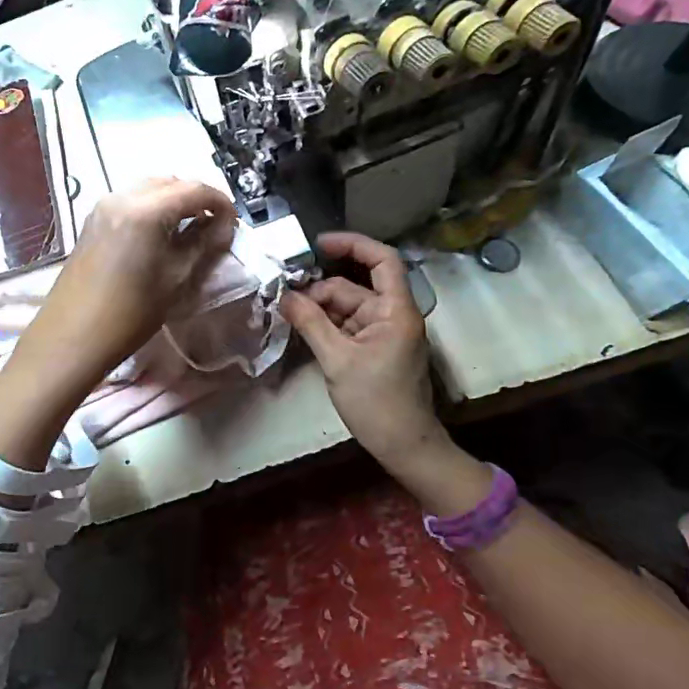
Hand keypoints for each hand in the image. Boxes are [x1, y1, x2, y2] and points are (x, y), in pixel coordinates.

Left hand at [0, 178, 234, 469]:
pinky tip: (161, 235)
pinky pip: (131, 201)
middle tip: (214, 226)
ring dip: (174, 202)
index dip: (222, 203)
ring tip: (190, 231)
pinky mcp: (92, 221)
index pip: (196, 190)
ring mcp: (103, 207)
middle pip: (171, 183)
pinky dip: (153, 209)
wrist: (73, 337)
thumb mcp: (177, 279)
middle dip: (197, 198)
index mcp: (146, 209)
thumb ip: (203, 244)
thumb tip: (222, 226)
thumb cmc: (131, 313)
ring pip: (150, 189)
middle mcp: (122, 197)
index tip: (234, 225)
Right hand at [280, 233, 488, 512]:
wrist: (403, 444)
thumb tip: (284, 295)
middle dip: (320, 290)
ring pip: (347, 308)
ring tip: (287, 314)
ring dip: (319, 310)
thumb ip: (311, 323)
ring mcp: (383, 333)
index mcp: (395, 310)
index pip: (382, 260)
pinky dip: (326, 326)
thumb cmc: (377, 401)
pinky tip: (302, 329)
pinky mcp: (374, 349)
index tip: (318, 244)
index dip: (352, 245)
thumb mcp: (338, 360)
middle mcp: (392, 315)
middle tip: (285, 300)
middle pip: (354, 287)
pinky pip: (347, 327)